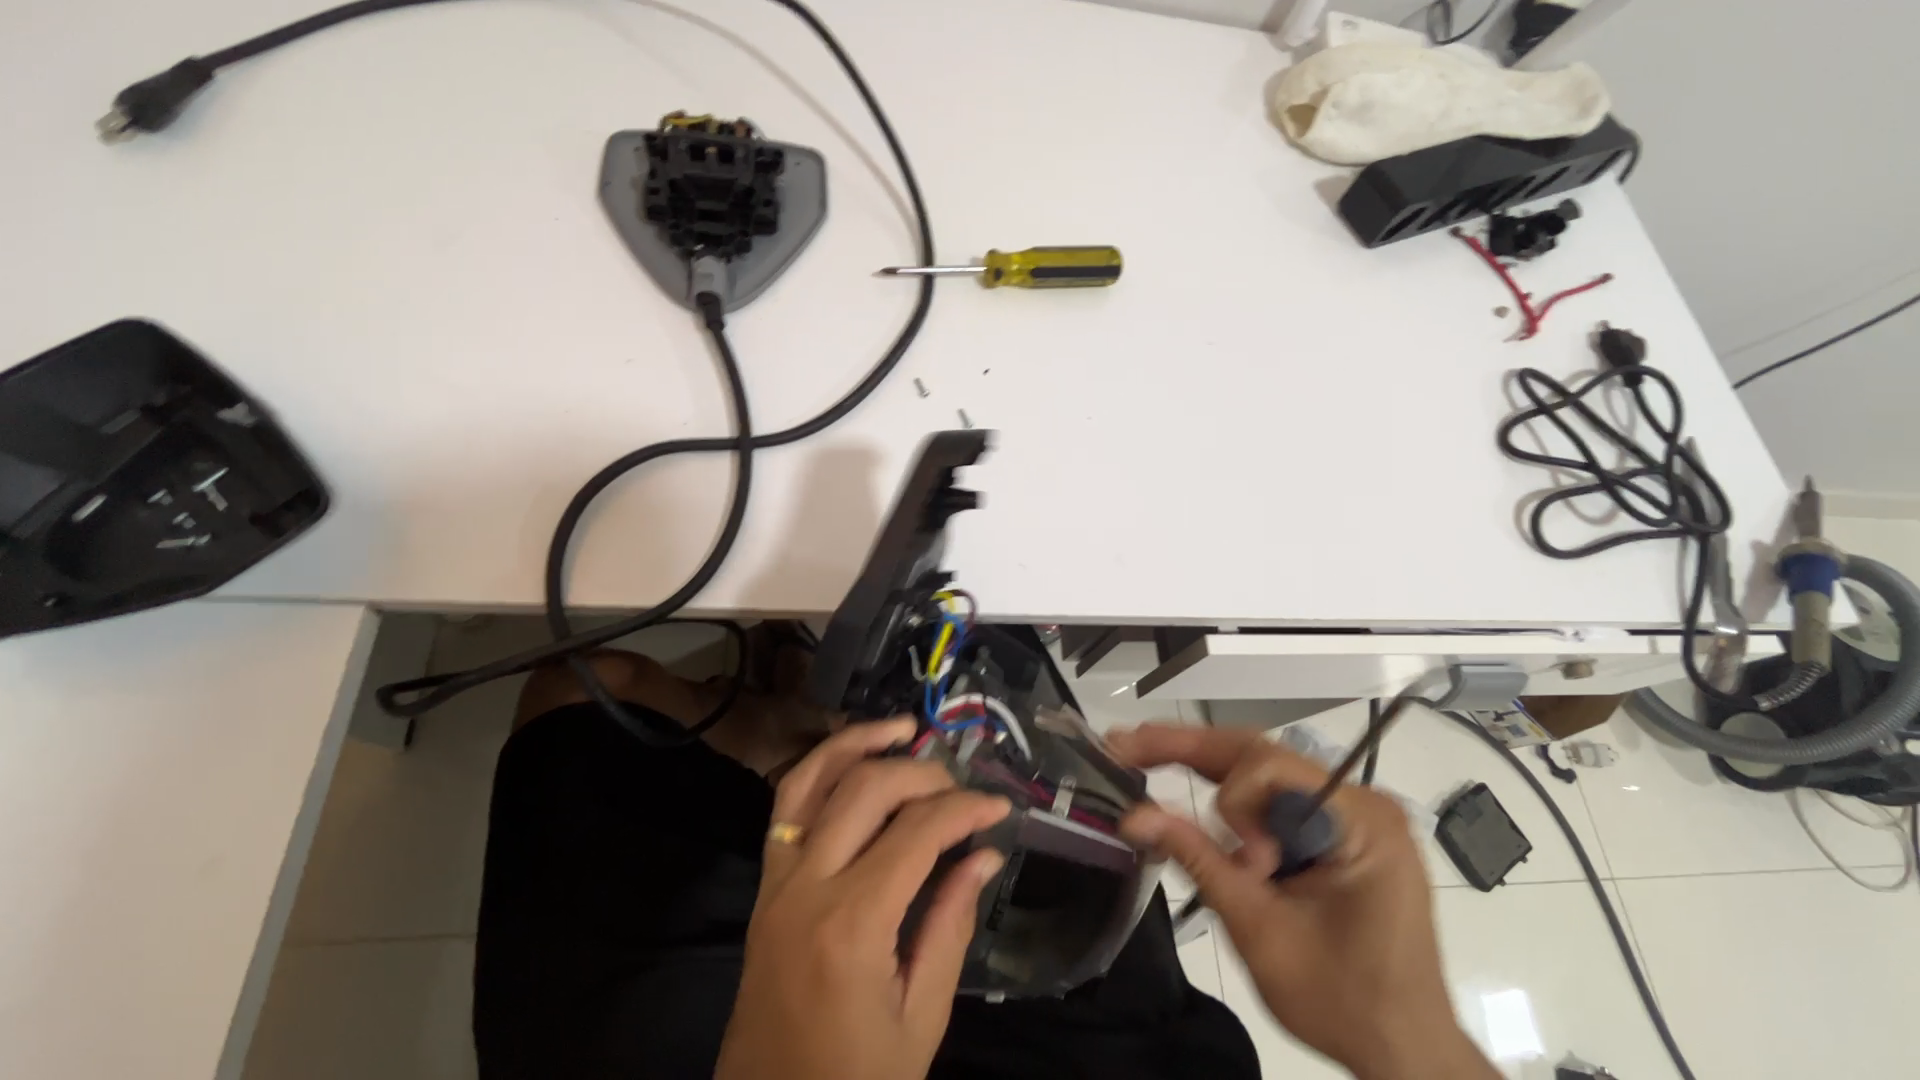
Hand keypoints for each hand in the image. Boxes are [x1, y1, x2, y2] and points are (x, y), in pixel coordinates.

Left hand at [716, 719, 1010, 1079]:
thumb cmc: (857, 1077)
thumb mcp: (921, 1017)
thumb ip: (950, 924)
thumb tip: (984, 855)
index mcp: (852, 924)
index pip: (916, 833)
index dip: (964, 809)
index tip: (999, 807)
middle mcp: (805, 887)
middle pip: (864, 791)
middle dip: (921, 774)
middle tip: (961, 784)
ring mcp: (775, 882)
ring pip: (809, 782)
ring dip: (857, 745)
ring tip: (902, 729)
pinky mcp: (763, 887)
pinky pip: (785, 809)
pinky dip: (819, 772)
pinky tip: (854, 763)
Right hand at [1107, 724, 1496, 1079]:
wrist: (1403, 1051)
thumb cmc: (1343, 1002)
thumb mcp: (1260, 931)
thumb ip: (1198, 861)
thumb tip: (1133, 814)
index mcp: (1361, 820)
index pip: (1272, 767)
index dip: (1233, 802)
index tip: (1244, 866)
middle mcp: (1360, 802)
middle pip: (1261, 757)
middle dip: (1189, 749)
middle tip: (1124, 745)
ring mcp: (1351, 815)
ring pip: (1263, 773)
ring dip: (1203, 770)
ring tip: (1141, 754)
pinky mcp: (1337, 834)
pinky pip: (1276, 801)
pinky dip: (1231, 802)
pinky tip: (1188, 784)